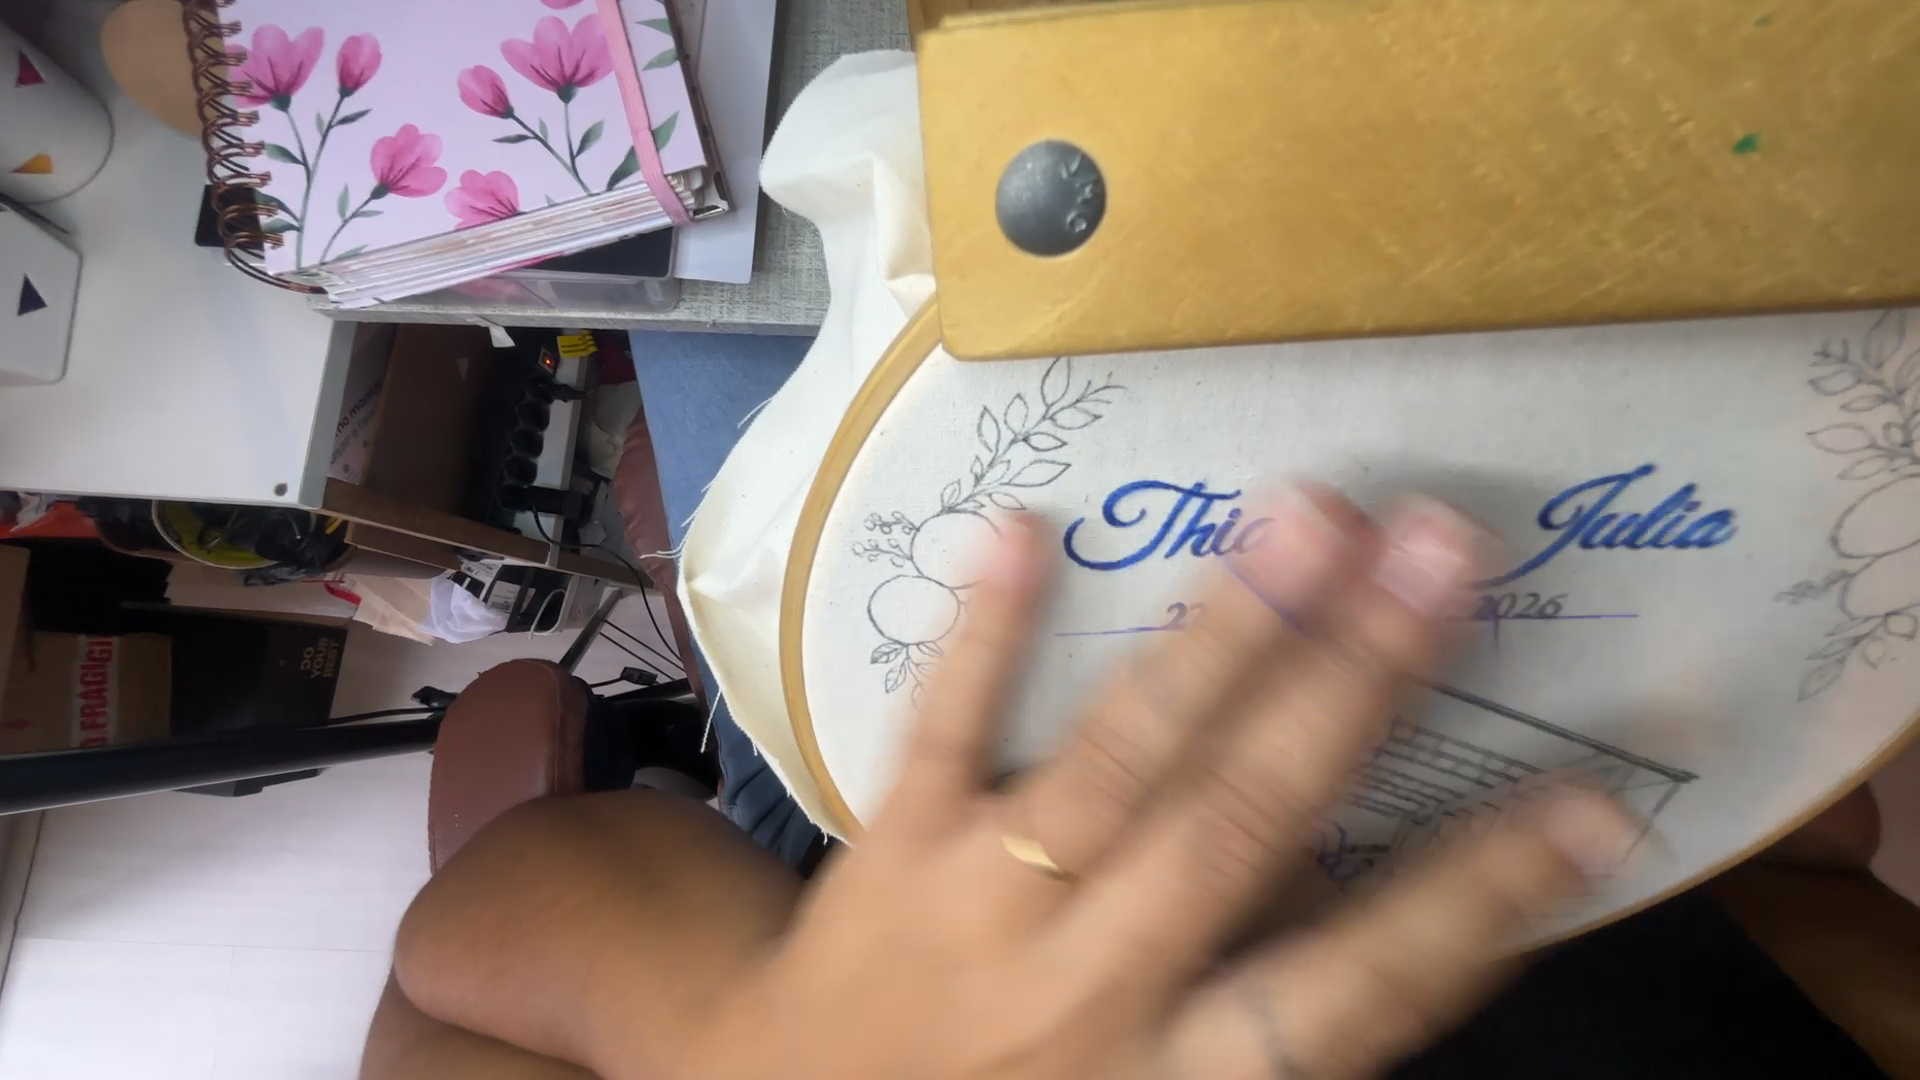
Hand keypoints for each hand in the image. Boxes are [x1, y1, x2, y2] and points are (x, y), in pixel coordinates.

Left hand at [669, 486, 1638, 1079]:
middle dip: (1352, 684)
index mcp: (1172, 1072)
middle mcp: (1092, 977)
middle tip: (1436, 551)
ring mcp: (983, 894)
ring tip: (1299, 520)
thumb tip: (1369, 919)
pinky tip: (1021, 527)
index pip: (1354, 990)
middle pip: (1244, 821)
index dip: (1475, 898)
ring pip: (1119, 758)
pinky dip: (987, 631)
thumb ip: (1239, 1026)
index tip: (1593, 802)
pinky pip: (944, 726)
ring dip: (1218, 635)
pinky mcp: (895, 839)